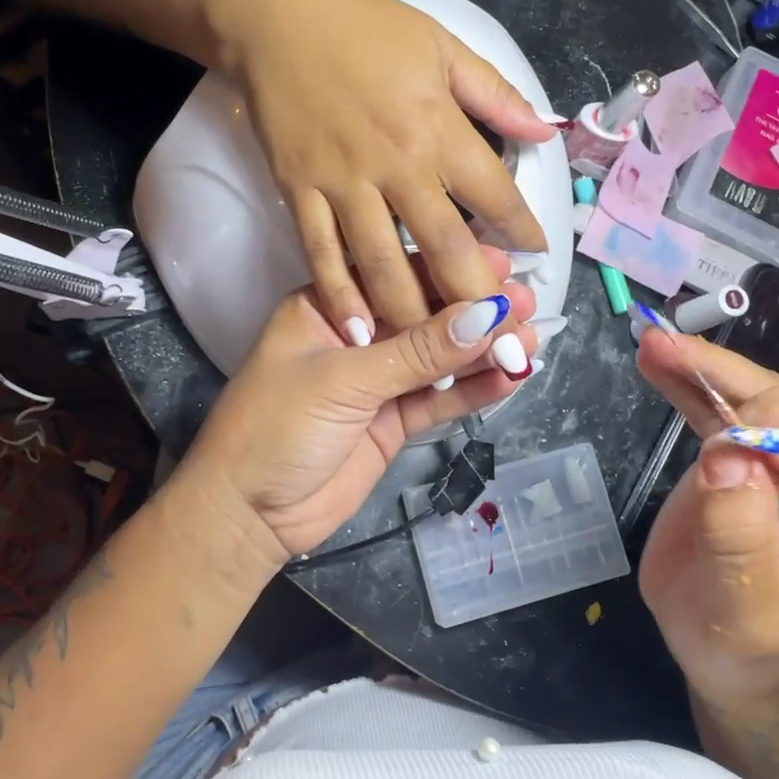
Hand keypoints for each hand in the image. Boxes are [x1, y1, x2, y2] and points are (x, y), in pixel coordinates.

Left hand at [179, 248, 541, 561]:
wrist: (246, 514)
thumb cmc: (276, 427)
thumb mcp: (344, 380)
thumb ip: (418, 351)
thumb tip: (489, 315)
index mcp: (327, 306)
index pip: (396, 275)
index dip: (450, 270)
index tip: (502, 264)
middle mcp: (354, 336)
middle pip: (425, 315)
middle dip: (476, 310)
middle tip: (528, 303)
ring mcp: (374, 382)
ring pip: (438, 359)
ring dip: (483, 351)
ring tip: (532, 339)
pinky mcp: (389, 423)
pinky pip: (437, 399)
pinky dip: (472, 391)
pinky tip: (510, 379)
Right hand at [214, 0, 554, 340]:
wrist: (277, 16)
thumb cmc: (366, 27)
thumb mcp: (442, 45)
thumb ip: (494, 93)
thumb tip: (545, 132)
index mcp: (437, 127)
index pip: (493, 193)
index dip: (521, 230)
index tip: (536, 258)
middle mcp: (395, 164)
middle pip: (443, 244)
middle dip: (473, 295)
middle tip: (494, 337)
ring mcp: (342, 184)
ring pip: (382, 262)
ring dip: (410, 312)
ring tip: (432, 356)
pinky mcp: (299, 193)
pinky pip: (321, 254)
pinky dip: (339, 296)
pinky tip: (359, 334)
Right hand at [636, 332, 778, 714]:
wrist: (712, 643)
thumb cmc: (748, 651)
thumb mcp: (748, 619)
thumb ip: (744, 547)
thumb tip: (731, 460)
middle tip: (722, 440)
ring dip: (725, 371)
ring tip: (662, 353)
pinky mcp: (750, 448)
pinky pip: (729, 399)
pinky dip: (692, 375)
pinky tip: (656, 355)